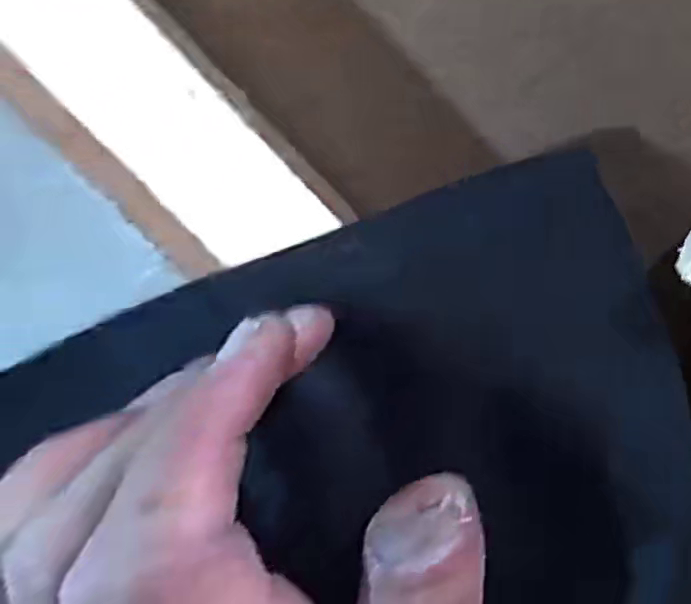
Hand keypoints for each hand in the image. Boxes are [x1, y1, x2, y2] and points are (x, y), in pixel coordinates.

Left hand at [0, 307, 485, 602]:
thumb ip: (426, 592)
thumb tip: (433, 491)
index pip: (169, 486)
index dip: (229, 390)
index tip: (293, 326)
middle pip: (80, 495)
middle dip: (183, 395)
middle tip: (271, 345)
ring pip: (0, 535)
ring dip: (102, 440)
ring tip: (192, 393)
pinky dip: (36, 507)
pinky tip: (102, 485)